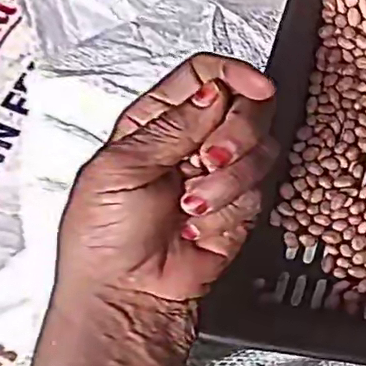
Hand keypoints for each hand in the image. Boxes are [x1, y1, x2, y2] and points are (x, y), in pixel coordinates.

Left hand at [57, 53, 278, 310]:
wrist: (131, 291)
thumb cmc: (104, 234)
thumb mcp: (118, 168)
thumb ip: (171, 127)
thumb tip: (215, 91)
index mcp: (156, 120)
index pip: (205, 75)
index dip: (236, 74)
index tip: (258, 87)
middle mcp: (196, 141)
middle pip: (247, 108)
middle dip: (237, 134)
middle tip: (209, 160)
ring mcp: (224, 173)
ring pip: (261, 152)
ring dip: (229, 182)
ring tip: (192, 208)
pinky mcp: (246, 205)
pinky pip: (260, 193)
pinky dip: (231, 212)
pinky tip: (201, 228)